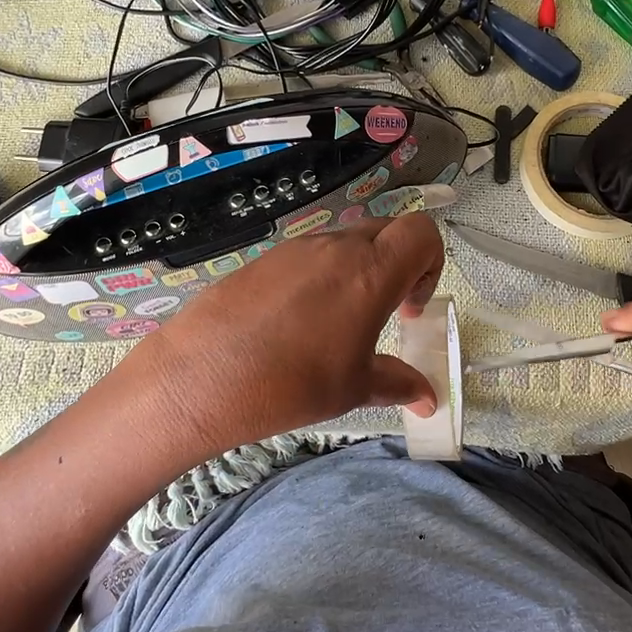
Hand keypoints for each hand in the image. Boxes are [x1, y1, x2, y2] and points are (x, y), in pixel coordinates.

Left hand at [108, 214, 444, 456]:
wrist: (200, 376)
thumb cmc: (290, 384)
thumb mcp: (353, 389)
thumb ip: (398, 384)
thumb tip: (429, 399)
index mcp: (370, 272)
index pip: (422, 232)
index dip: (431, 262)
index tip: (410, 308)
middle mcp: (336, 248)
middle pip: (386, 232)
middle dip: (397, 266)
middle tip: (385, 313)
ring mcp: (296, 248)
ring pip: (345, 243)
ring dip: (358, 272)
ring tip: (336, 324)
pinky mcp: (265, 258)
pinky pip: (309, 255)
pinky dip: (320, 277)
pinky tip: (296, 323)